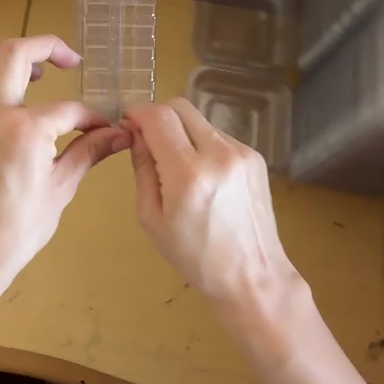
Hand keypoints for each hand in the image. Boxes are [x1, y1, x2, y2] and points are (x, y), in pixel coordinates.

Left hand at [0, 35, 128, 280]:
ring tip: (30, 68)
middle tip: (69, 60)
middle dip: (48, 47)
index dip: (91, 116)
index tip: (104, 126)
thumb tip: (121, 134)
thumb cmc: (20, 227)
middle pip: (16, 53)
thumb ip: (89, 151)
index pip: (69, 109)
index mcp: (27, 130)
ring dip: (6, 55)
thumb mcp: (62, 187)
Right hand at [124, 99, 301, 312]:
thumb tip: (135, 134)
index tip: (127, 124)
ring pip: (200, 119)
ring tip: (177, 164)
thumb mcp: (152, 218)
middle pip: (180, 106)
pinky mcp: (255, 157)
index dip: (137, 114)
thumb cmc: (195, 257)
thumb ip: (143, 169)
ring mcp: (242, 152)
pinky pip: (218, 135)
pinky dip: (202, 143)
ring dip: (181, 130)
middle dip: (158, 116)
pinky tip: (202, 175)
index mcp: (189, 175)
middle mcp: (219, 154)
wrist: (252, 276)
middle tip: (148, 140)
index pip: (158, 117)